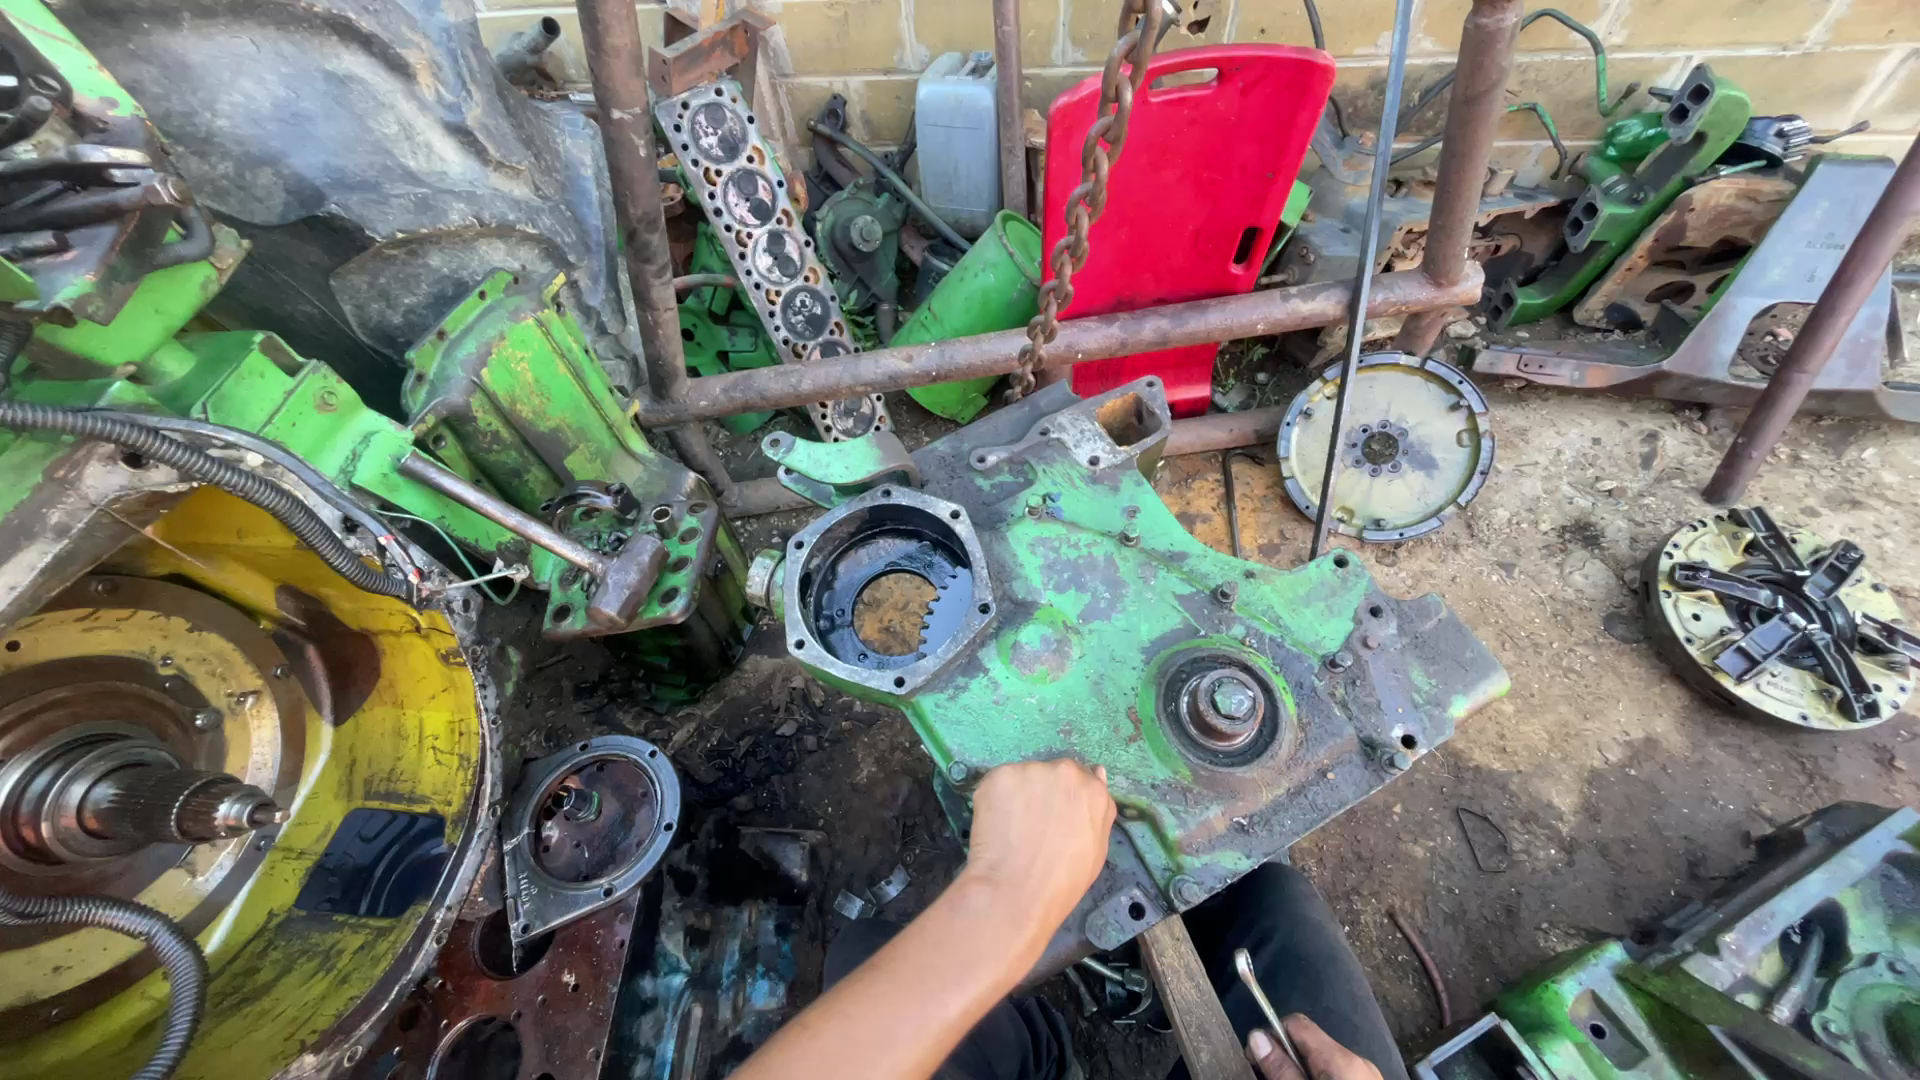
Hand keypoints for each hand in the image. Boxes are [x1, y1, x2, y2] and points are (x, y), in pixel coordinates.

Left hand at [959, 759, 1115, 940]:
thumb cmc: (1064, 880)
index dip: (1064, 799)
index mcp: (1092, 789)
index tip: (1054, 817)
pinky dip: (995, 800)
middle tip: (1032, 824)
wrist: (1016, 890)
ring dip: (1019, 795)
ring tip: (1012, 828)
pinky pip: (998, 784)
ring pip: (1023, 777)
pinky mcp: (999, 776)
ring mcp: (1029, 770)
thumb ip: (1099, 809)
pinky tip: (995, 825)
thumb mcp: (1097, 849)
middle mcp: (1064, 771)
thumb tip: (1097, 773)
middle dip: (1042, 792)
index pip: (1079, 780)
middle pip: (1051, 773)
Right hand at [1248, 1015, 1382, 1079]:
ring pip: (1323, 1060)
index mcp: (1342, 1057)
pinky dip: (1321, 1077)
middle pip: (1308, 1042)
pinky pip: (1339, 1073)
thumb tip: (1256, 1035)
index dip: (1272, 1035)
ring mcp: (1369, 1076)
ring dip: (1303, 1070)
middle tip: (1271, 1078)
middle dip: (1287, 1056)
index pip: (1296, 1022)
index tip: (1256, 1058)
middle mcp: (1358, 1060)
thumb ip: (1283, 1070)